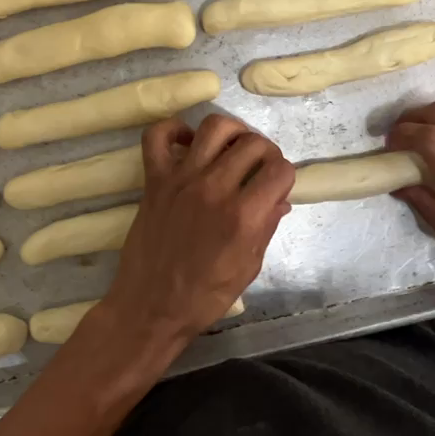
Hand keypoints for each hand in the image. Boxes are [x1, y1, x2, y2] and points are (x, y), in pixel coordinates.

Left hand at [100, 114, 294, 343]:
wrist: (150, 308)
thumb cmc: (204, 297)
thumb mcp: (248, 268)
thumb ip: (266, 228)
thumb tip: (280, 201)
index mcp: (243, 216)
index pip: (281, 169)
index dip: (285, 176)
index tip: (277, 188)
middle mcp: (214, 189)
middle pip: (253, 143)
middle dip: (266, 153)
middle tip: (259, 170)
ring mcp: (181, 180)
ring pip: (214, 127)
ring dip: (232, 133)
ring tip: (232, 150)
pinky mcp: (154, 180)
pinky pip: (158, 135)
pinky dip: (174, 130)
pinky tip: (188, 145)